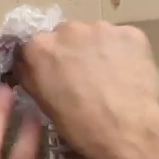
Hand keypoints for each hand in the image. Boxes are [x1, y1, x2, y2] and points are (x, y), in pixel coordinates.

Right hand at [18, 21, 158, 158]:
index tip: (55, 74)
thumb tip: (28, 65)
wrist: (127, 130)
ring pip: (95, 35)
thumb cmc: (79, 125)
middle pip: (66, 35)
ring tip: (109, 77)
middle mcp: (67, 29)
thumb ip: (31, 76)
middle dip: (72, 51)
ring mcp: (101, 28)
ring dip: (97, 50)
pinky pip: (121, 40)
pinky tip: (128, 73)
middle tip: (83, 77)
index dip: (46, 61)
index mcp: (40, 46)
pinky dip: (123, 52)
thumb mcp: (43, 103)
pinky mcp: (130, 33)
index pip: (36, 45)